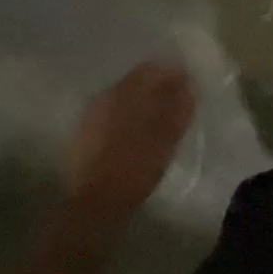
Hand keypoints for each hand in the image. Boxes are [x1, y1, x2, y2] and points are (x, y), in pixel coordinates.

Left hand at [65, 62, 194, 227]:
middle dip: (158, 86)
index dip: (174, 73)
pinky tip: (138, 132)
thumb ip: (178, 108)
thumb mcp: (166, 138)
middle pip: (136, 80)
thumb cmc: (135, 168)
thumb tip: (189, 86)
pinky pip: (112, 114)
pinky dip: (128, 116)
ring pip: (123, 97)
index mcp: (124, 93)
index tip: (189, 83)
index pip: (153, 69)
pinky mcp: (83, 135)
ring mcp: (90, 115)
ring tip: (161, 118)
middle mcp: (104, 97)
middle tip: (178, 100)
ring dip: (142, 102)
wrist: (95, 204)